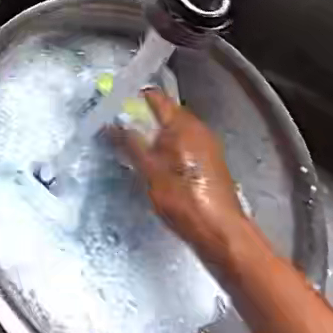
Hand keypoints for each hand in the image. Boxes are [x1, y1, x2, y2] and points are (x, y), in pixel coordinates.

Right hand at [110, 88, 250, 263]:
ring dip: (156, 134)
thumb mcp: (148, 170)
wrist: (222, 235)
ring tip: (135, 147)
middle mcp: (198, 128)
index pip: (155, 97)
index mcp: (182, 124)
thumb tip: (111, 123)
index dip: (133, 99)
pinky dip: (169, 147)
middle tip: (120, 129)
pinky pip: (184, 143)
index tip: (114, 108)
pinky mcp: (211, 162)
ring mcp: (208, 145)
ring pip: (175, 129)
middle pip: (166, 112)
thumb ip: (129, 142)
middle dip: (143, 118)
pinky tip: (157, 163)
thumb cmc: (182, 198)